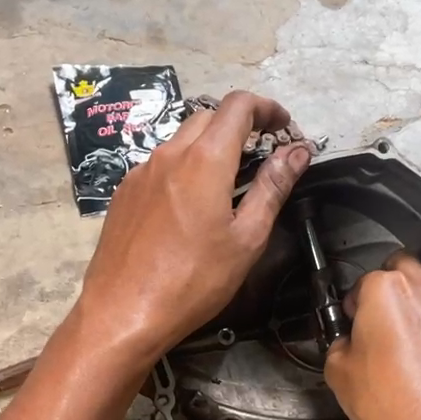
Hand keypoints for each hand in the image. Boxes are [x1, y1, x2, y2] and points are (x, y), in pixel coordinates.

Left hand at [72, 91, 311, 364]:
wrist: (123, 313)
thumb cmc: (193, 281)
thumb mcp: (246, 240)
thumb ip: (272, 189)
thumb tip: (297, 151)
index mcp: (204, 160)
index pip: (238, 106)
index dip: (266, 108)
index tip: (283, 127)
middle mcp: (168, 154)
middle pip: (208, 117)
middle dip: (239, 126)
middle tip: (261, 157)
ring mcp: (140, 173)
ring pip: (181, 141)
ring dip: (209, 148)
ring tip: (227, 185)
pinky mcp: (124, 194)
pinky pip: (159, 166)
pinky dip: (184, 170)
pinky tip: (190, 208)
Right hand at [324, 250, 420, 419]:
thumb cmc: (386, 400)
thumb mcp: (338, 372)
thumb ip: (339, 344)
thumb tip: (347, 340)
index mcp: (381, 292)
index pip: (363, 283)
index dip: (356, 303)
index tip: (353, 321)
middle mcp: (418, 287)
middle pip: (400, 266)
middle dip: (386, 281)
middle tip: (380, 308)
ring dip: (420, 275)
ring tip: (412, 293)